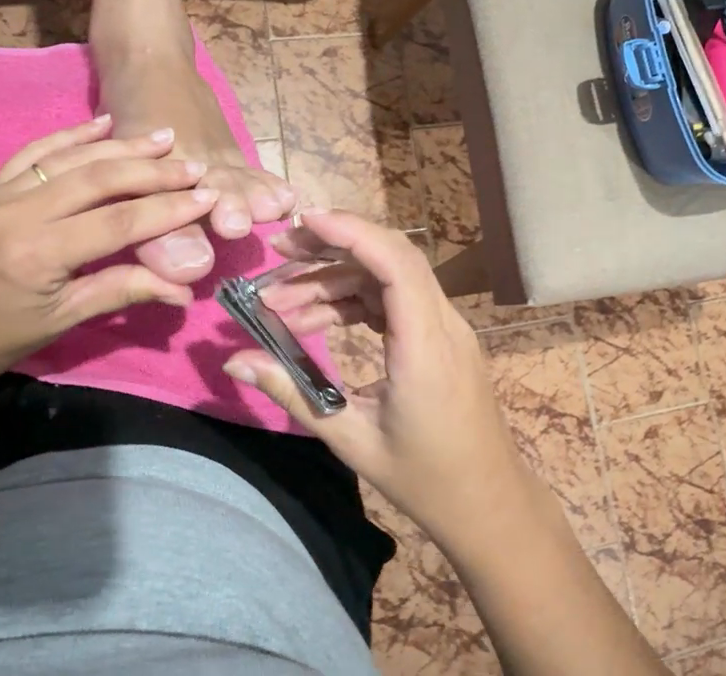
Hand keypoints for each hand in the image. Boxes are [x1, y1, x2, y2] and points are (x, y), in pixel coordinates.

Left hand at [0, 115, 218, 390]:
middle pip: (99, 179)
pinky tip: (103, 123)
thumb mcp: (66, 319)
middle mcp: (21, 212)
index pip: (119, 221)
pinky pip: (36, 151)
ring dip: (121, 147)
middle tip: (194, 165)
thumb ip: (124, 291)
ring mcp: (2, 193)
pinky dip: (72, 135)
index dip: (168, 209)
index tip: (208, 196)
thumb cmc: (2, 337)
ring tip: (163, 138)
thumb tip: (184, 288)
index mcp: (41, 252)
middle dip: (152, 171)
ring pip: (72, 158)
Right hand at [223, 210, 530, 545]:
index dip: (351, 232)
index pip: (395, 263)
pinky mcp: (442, 338)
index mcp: (426, 346)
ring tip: (280, 301)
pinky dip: (356, 301)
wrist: (489, 503)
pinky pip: (397, 301)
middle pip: (390, 258)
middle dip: (332, 246)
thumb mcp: (351, 440)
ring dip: (336, 280)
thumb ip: (293, 393)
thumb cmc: (424, 480)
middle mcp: (443, 324)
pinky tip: (317, 318)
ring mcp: (447, 329)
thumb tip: (236, 359)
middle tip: (278, 252)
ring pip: (389, 278)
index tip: (303, 222)